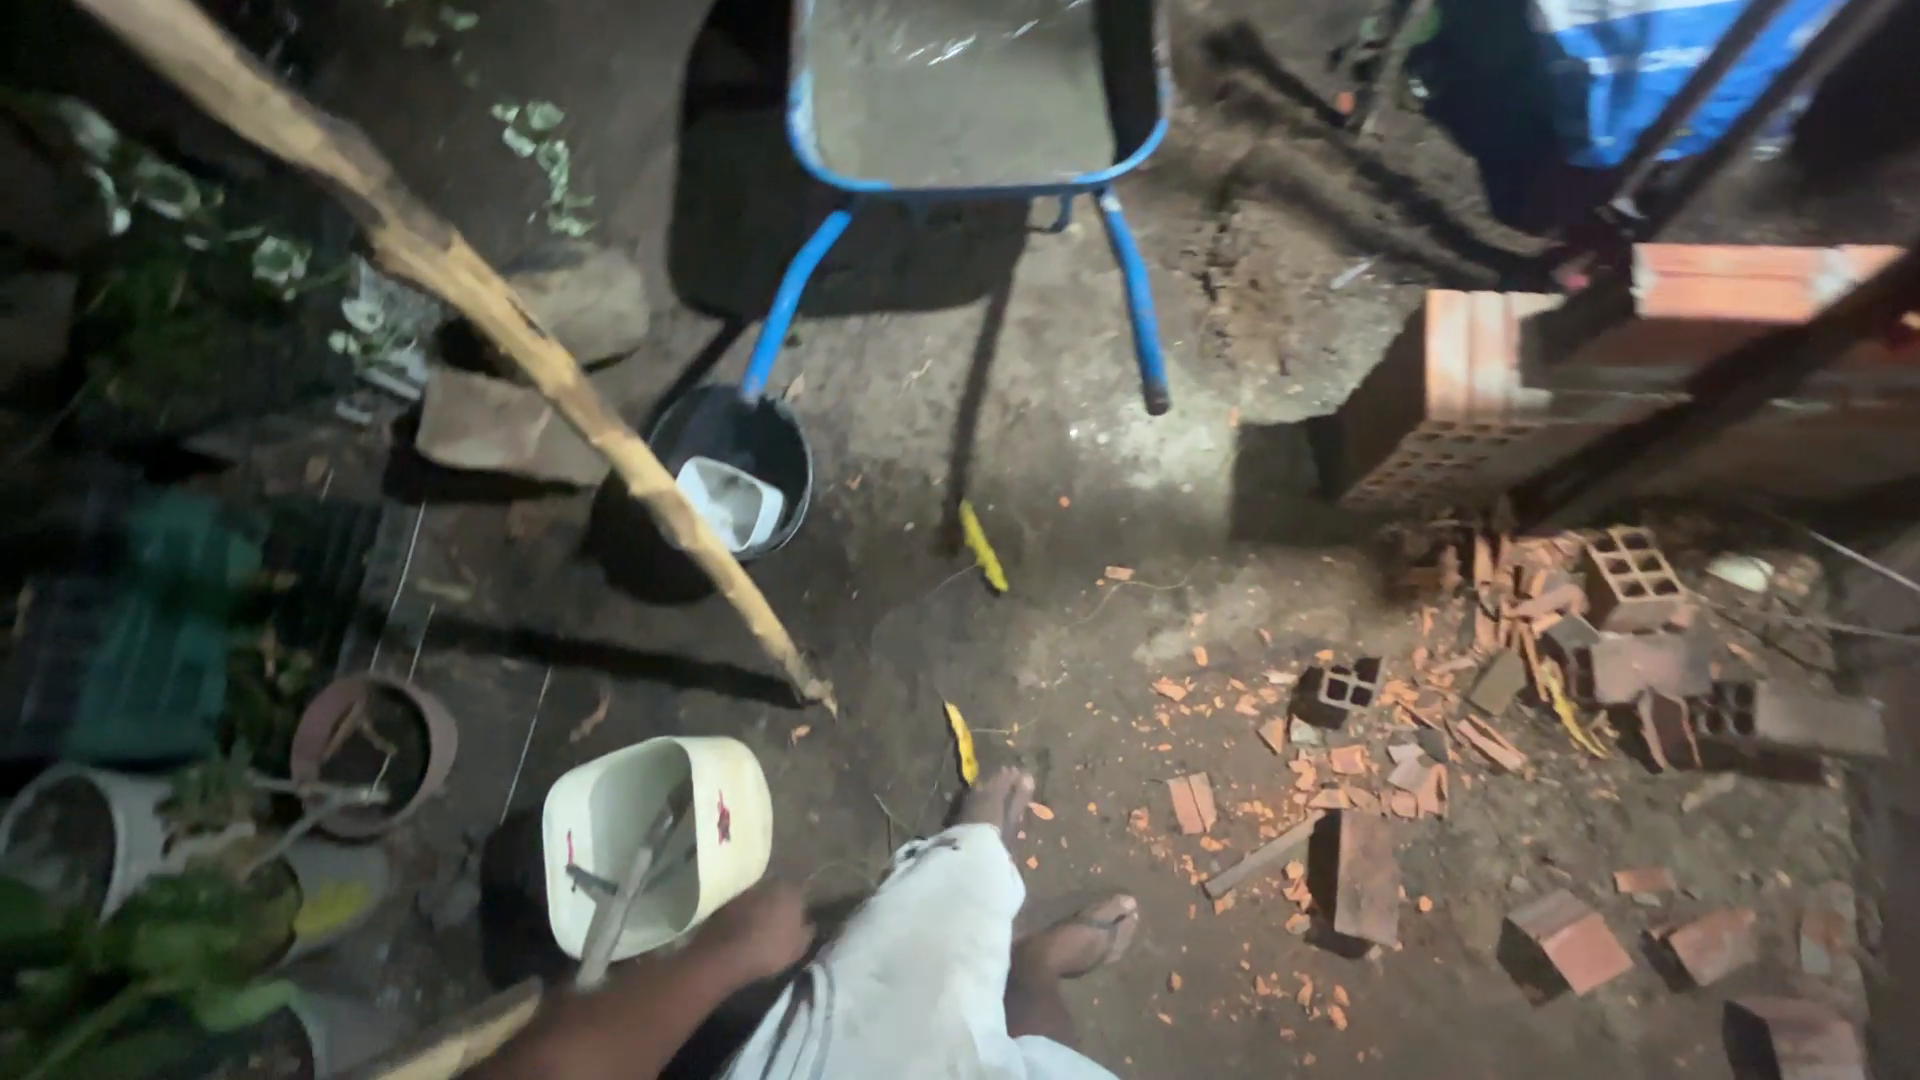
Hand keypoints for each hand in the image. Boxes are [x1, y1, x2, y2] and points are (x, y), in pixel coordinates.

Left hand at [692, 880, 815, 982]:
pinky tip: (742, 933)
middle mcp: (769, 884)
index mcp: (791, 890)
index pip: (801, 893)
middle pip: (778, 893)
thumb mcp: (798, 948)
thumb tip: (810, 924)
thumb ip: (808, 932)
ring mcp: (745, 892)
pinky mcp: (725, 903)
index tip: (798, 921)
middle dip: (779, 906)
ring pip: (759, 899)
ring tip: (759, 930)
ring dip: (760, 910)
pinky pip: (741, 909)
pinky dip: (743, 917)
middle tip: (779, 925)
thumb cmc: (769, 949)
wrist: (726, 955)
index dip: (800, 908)